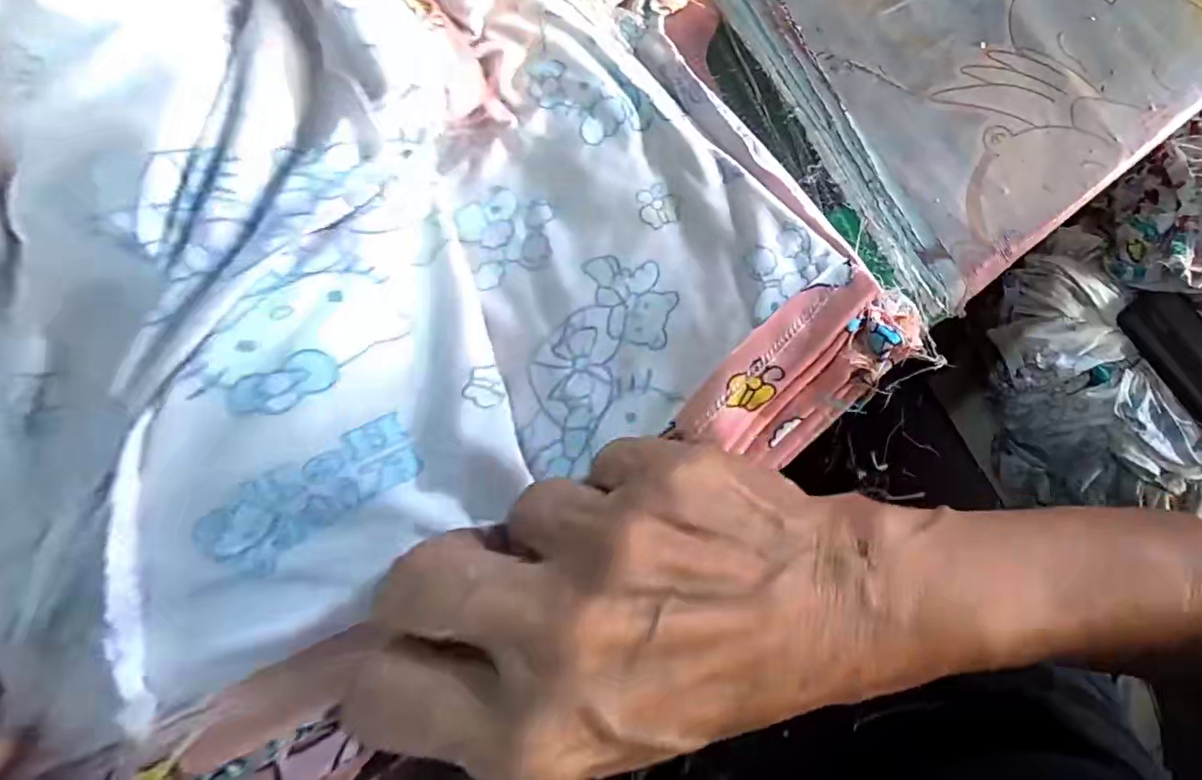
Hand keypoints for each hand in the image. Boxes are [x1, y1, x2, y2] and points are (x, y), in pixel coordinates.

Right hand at [344, 438, 908, 779]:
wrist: (821, 601)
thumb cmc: (714, 683)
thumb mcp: (599, 741)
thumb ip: (502, 710)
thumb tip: (417, 659)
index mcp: (531, 731)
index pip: (381, 690)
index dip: (387, 658)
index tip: (412, 638)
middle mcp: (557, 631)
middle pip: (420, 574)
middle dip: (441, 571)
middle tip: (488, 567)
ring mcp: (611, 538)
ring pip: (532, 502)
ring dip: (567, 522)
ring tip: (624, 540)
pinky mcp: (658, 471)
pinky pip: (602, 460)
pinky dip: (626, 481)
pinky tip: (670, 507)